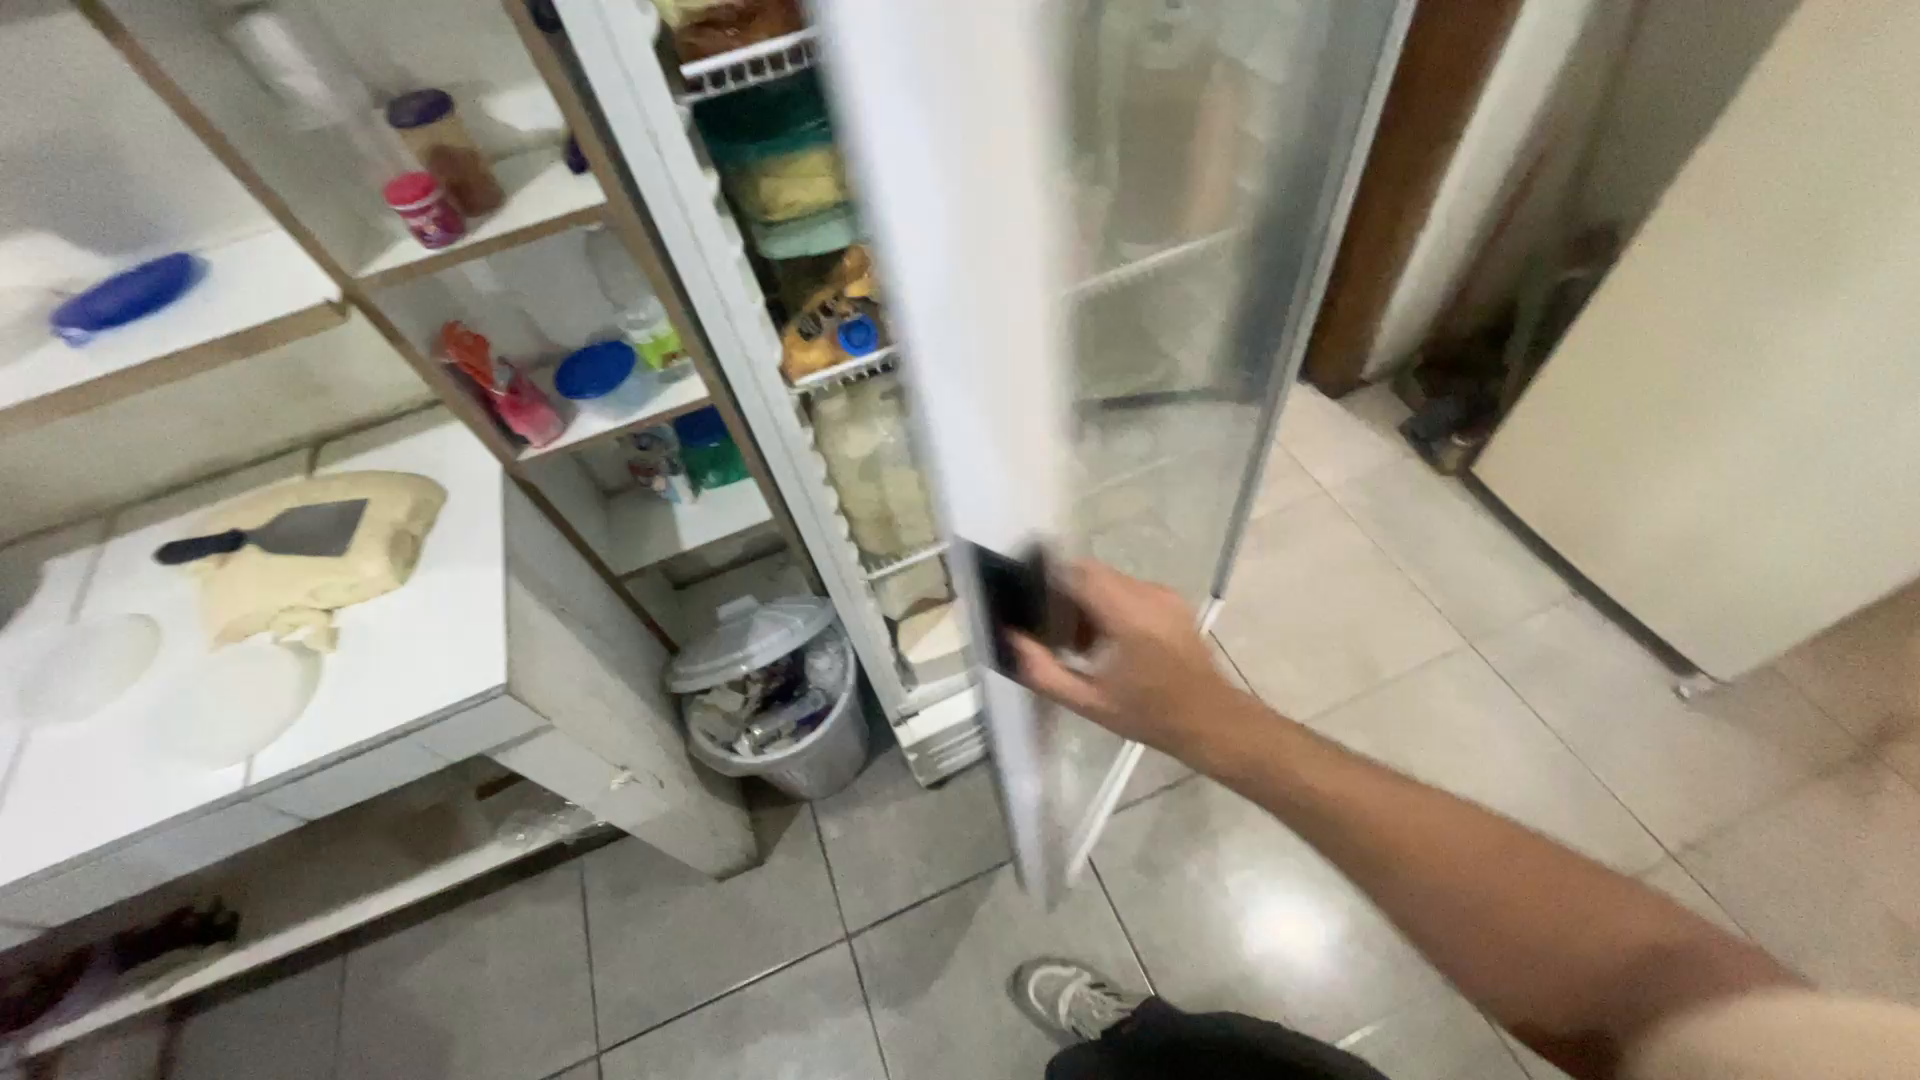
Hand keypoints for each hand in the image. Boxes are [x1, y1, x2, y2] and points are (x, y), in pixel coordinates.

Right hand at [1009, 559, 1245, 756]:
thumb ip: (1044, 672)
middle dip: (1066, 594)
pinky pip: (1129, 589)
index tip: (1030, 598)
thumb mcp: (1089, 702)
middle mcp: (1148, 595)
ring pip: (1109, 579)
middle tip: (1055, 630)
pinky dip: (1110, 604)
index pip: (1079, 573)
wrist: (1210, 719)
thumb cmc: (1149, 715)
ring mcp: (1164, 595)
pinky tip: (1108, 641)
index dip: (1049, 578)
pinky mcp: (1172, 600)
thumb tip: (1013, 641)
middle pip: (1092, 573)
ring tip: (1080, 642)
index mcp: (1128, 617)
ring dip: (1088, 600)